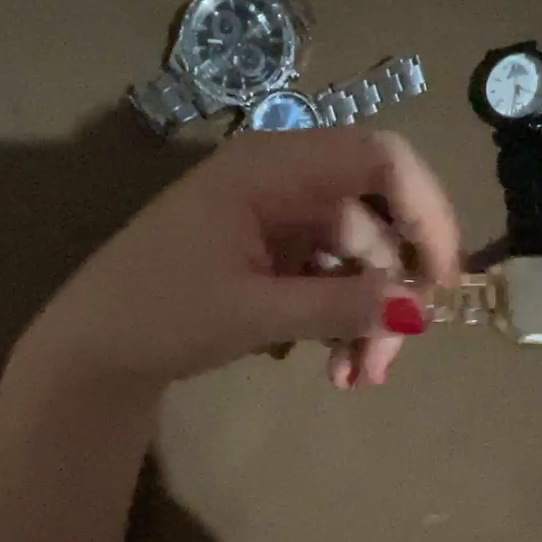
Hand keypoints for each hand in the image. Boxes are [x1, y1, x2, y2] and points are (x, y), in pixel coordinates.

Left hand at [23, 128, 459, 389]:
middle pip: (374, 222)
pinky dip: (341, 322)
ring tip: (356, 381)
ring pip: (356, 260)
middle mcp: (283, 181)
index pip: (380, 160)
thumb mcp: (255, 312)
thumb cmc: (161, 315)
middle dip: (391, 296)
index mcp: (272, 167)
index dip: (427, 213)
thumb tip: (421, 311)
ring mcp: (278, 219)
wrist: (95, 349)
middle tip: (386, 366)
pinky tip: (336, 369)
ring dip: (366, 321)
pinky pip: (329, 280)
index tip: (445, 282)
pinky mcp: (272, 255)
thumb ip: (340, 307)